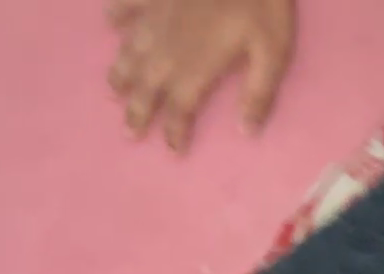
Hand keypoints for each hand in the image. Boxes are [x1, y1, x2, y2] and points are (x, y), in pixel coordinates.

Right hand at [107, 0, 293, 152]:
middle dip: (138, 109)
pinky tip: (109, 26)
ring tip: (113, 91)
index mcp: (200, 64)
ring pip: (131, 48)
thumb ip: (259, 95)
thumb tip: (248, 132)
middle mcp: (170, 42)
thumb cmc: (264, 5)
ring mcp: (158, 11)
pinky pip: (128, 4)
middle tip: (128, 132)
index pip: (181, 106)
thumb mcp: (274, 55)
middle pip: (148, 83)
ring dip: (121, 72)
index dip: (175, 130)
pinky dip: (117, 16)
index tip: (171, 150)